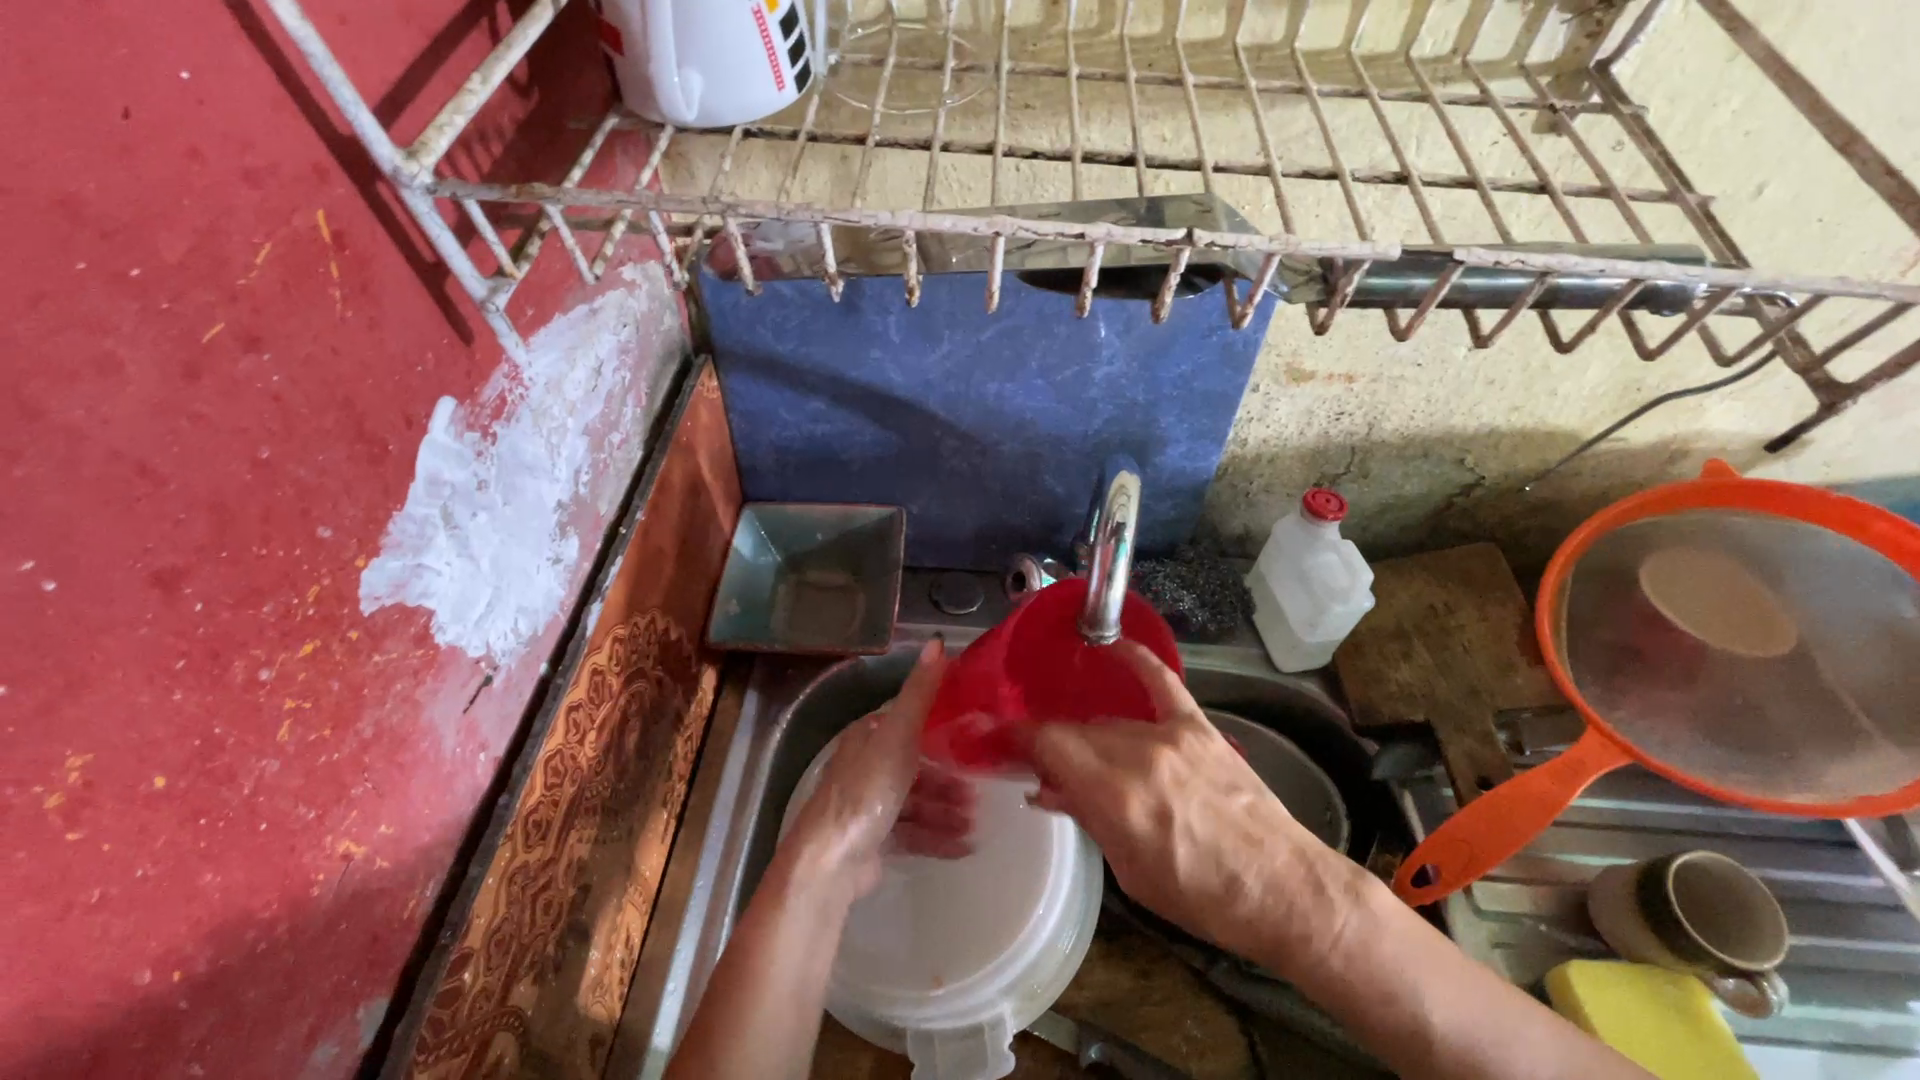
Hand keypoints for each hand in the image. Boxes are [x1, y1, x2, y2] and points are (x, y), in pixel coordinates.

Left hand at [785, 638, 971, 894]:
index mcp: (867, 737)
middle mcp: (865, 766)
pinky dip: (936, 837)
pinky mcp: (872, 840)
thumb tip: (936, 641)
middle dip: (949, 780)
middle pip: (916, 767)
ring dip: (946, 811)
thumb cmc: (866, 791)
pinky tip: (964, 847)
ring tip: (976, 824)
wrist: (830, 862)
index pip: (910, 726)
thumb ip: (920, 693)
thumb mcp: (898, 736)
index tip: (975, 741)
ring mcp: (868, 805)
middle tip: (980, 793)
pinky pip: (912, 832)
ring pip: (916, 801)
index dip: (942, 733)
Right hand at [1027, 640, 1347, 960]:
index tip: (995, 741)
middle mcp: (1138, 754)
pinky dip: (1138, 662)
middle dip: (1049, 745)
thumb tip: (1047, 789)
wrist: (1282, 888)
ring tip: (1078, 754)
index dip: (1015, 739)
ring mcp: (1172, 736)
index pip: (1048, 744)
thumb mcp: (1130, 872)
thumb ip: (1088, 818)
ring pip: (1108, 720)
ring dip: (1086, 734)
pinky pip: (1162, 683)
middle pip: (1074, 731)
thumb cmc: (1201, 897)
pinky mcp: (1201, 729)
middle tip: (1039, 766)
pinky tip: (1115, 647)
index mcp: (1115, 795)